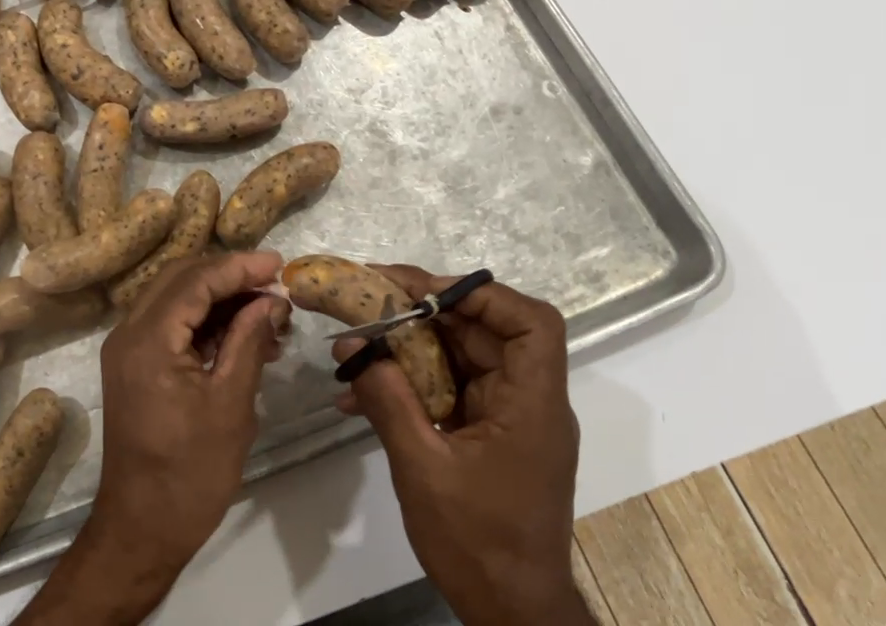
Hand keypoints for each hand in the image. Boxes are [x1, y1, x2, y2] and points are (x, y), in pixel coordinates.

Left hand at [14, 252, 289, 625]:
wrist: (142, 527)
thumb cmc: (191, 472)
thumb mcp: (231, 404)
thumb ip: (248, 341)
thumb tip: (271, 299)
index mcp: (148, 340)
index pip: (195, 280)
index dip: (239, 267)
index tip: (279, 264)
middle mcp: (128, 333)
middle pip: (180, 280)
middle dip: (230, 278)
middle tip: (276, 287)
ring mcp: (127, 349)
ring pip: (176, 300)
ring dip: (220, 301)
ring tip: (270, 317)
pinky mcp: (134, 365)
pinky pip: (170, 326)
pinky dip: (205, 325)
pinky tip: (244, 338)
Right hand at [337, 266, 591, 625]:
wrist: (510, 610)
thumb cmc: (478, 541)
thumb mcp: (423, 467)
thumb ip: (389, 401)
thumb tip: (352, 345)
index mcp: (532, 405)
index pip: (531, 323)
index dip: (482, 295)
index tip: (423, 292)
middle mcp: (527, 402)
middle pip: (485, 333)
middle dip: (425, 312)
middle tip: (370, 297)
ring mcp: (508, 420)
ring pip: (461, 359)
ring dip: (409, 348)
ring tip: (356, 341)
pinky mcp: (487, 437)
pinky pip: (449, 392)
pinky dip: (410, 385)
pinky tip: (362, 393)